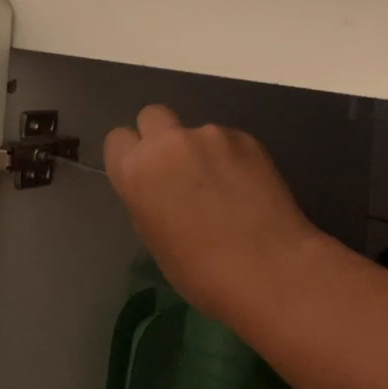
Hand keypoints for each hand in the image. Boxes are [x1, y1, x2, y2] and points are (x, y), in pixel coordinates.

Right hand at [104, 104, 324, 321]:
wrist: (269, 268)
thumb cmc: (202, 272)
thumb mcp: (155, 239)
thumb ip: (149, 198)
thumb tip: (159, 186)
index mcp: (138, 171)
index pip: (118, 139)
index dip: (131, 155)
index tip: (145, 175)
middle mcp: (171, 142)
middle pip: (153, 116)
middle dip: (160, 137)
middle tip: (179, 170)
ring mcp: (213, 135)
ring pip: (196, 132)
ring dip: (203, 151)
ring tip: (224, 188)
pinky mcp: (247, 138)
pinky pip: (229, 141)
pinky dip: (232, 158)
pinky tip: (248, 187)